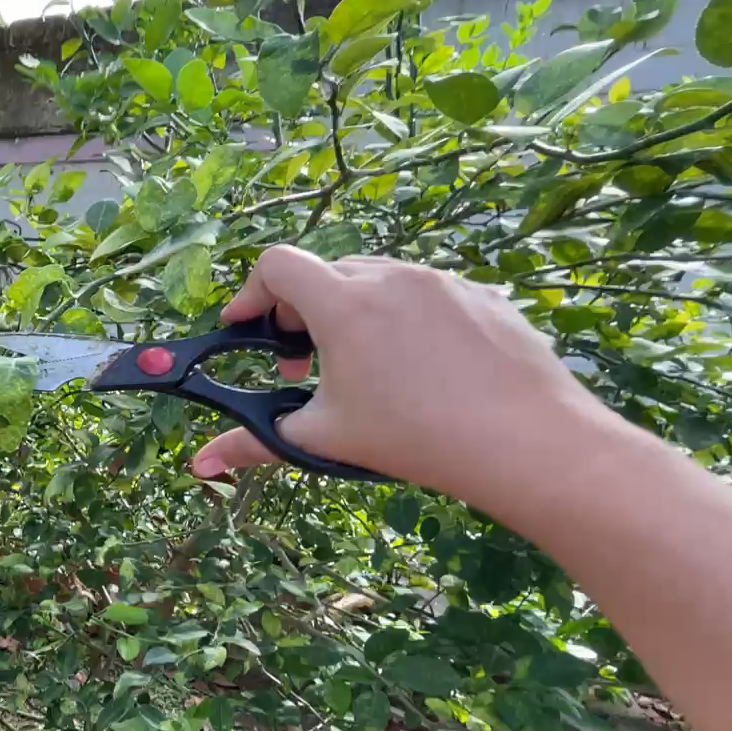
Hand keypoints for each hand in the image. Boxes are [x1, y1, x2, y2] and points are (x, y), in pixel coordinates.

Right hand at [191, 245, 609, 501]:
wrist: (533, 444)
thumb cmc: (412, 438)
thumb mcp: (319, 436)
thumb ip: (250, 444)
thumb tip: (199, 465)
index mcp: (344, 305)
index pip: (276, 265)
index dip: (249, 294)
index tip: (244, 330)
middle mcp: (392, 278)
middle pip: (320, 273)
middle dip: (294, 311)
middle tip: (297, 362)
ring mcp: (443, 282)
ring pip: (370, 279)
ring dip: (342, 310)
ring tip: (353, 362)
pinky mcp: (483, 295)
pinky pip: (418, 290)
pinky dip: (392, 315)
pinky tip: (409, 363)